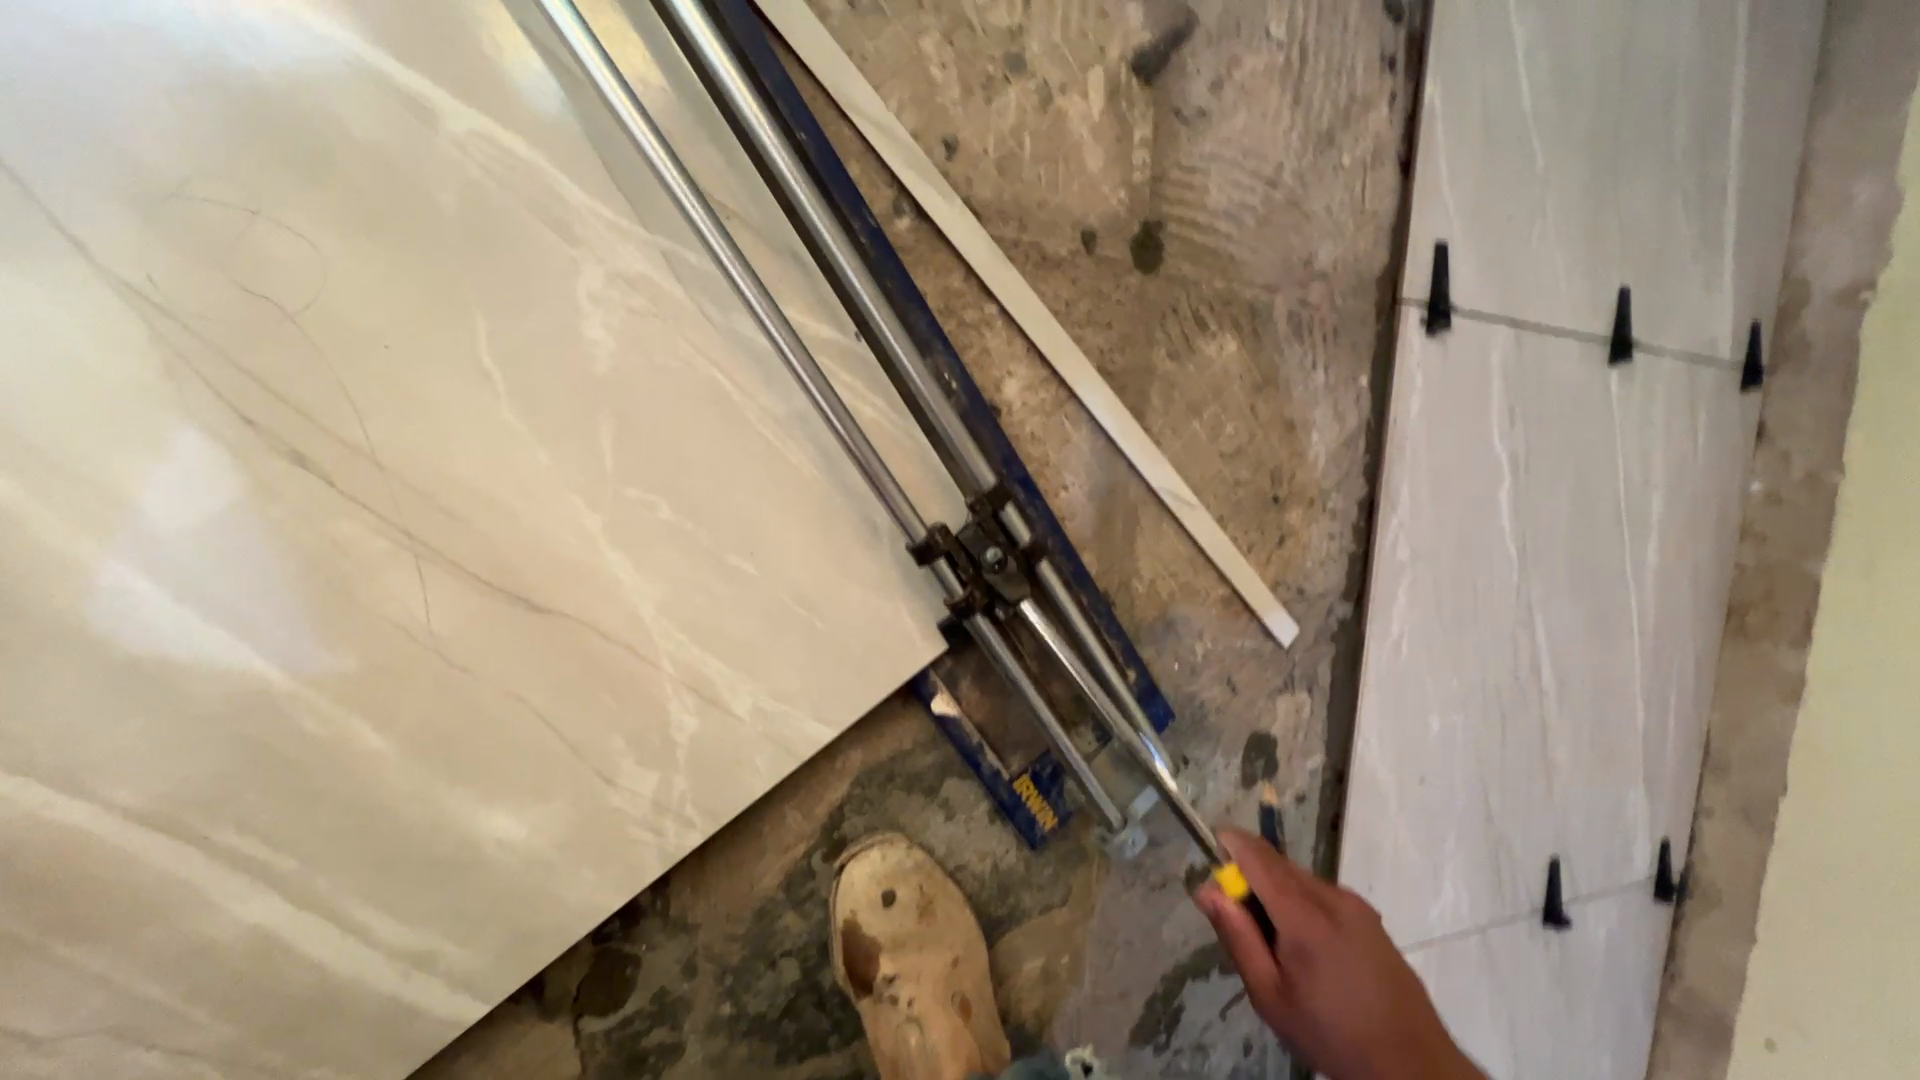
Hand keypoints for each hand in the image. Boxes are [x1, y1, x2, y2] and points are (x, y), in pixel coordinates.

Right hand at [1194, 828, 1483, 1079]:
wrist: (1412, 1065)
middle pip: (1278, 866)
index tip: (1210, 856)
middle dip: (1251, 881)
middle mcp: (1333, 896)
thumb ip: (1238, 936)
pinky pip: (1323, 896)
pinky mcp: (1371, 919)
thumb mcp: (1270, 995)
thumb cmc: (1331, 1033)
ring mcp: (1357, 906)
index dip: (1230, 844)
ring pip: (1300, 881)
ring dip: (1278, 896)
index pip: (1257, 855)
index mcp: (1304, 914)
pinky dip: (1303, 907)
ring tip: (1280, 950)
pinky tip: (1311, 954)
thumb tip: (1207, 889)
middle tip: (1243, 927)